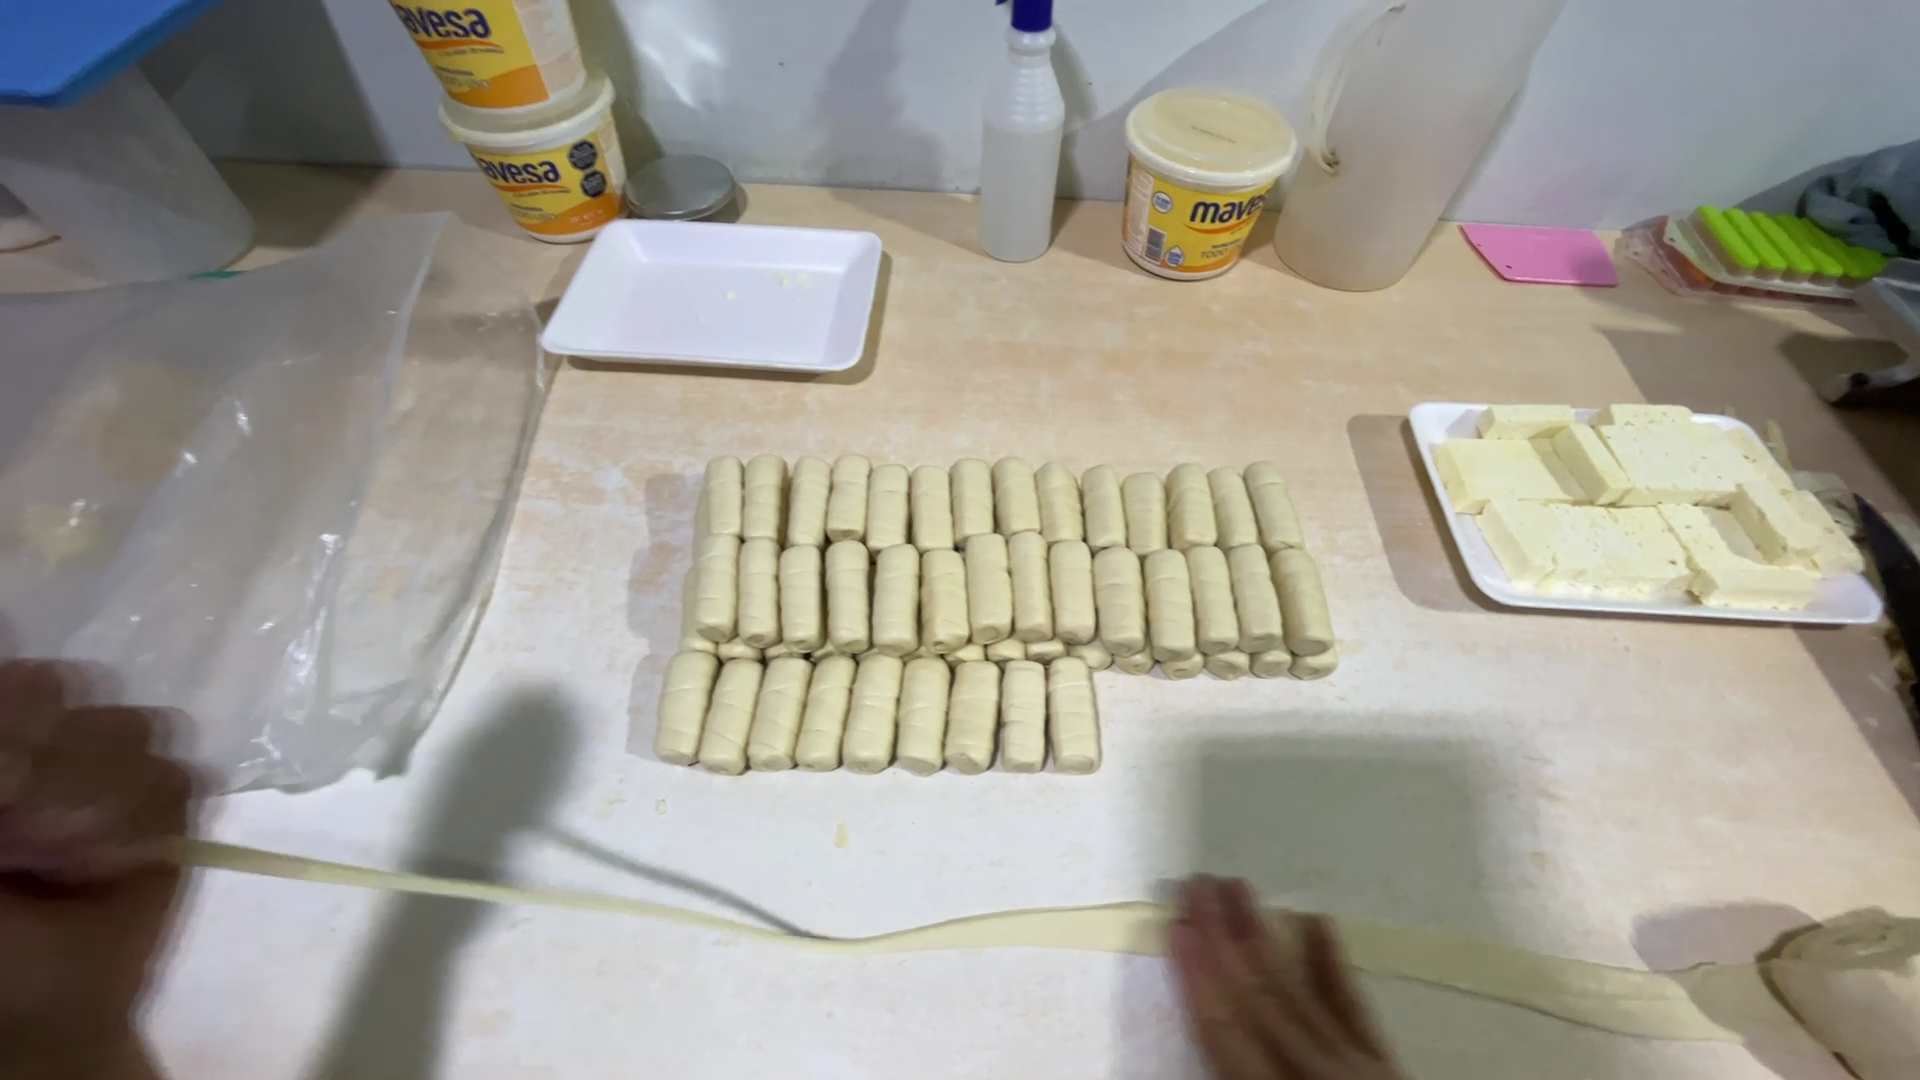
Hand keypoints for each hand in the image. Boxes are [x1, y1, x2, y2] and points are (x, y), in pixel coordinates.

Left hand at [0, 661, 194, 1077]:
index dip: (13, 703)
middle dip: (48, 757)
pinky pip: (181, 776)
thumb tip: (24, 719)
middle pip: (60, 683)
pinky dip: (144, 824)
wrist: (36, 1000)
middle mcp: (35, 740)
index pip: (12, 672)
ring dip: (95, 802)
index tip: (7, 777)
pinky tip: (108, 862)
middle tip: (16, 820)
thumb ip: (6, 765)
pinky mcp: (170, 796)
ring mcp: (108, 764)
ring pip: (132, 727)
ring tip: (62, 857)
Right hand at [1170, 877, 1404, 1079]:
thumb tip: (1199, 1060)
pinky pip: (1356, 1011)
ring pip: (1299, 993)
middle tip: (1197, 884)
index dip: (1198, 979)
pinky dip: (1334, 967)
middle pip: (1260, 999)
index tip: (1177, 926)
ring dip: (1264, 938)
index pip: (1228, 1035)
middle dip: (1223, 939)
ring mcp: (1362, 1074)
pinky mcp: (1389, 1072)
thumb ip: (1231, 1076)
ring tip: (1237, 888)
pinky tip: (1318, 921)